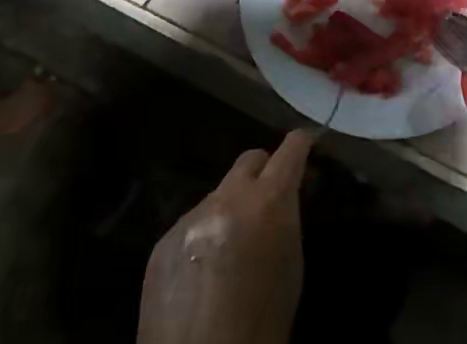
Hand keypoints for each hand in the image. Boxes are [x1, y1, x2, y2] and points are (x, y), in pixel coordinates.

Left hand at [137, 130, 313, 343]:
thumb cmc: (264, 321)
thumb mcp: (291, 264)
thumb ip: (285, 218)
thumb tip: (282, 195)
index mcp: (267, 201)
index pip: (289, 150)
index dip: (300, 144)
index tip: (304, 143)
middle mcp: (227, 198)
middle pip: (248, 161)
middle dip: (262, 173)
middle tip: (267, 200)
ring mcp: (190, 218)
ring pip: (217, 196)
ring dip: (229, 211)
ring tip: (228, 253)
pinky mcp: (162, 243)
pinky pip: (191, 226)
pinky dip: (202, 238)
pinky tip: (201, 274)